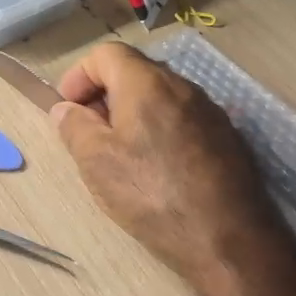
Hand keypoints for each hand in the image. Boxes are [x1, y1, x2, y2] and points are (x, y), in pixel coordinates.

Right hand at [50, 42, 290, 295]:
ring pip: (161, 97)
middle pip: (135, 72)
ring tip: (120, 154)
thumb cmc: (152, 195)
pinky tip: (157, 170)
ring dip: (133, 114)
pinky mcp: (229, 140)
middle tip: (89, 132)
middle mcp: (184, 87)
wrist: (229, 241)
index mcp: (147, 84)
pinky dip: (160, 131)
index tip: (67, 107)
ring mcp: (212, 113)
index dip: (78, 75)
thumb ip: (74, 126)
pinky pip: (183, 120)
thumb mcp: (95, 161)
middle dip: (104, 94)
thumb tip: (66, 109)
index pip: (106, 53)